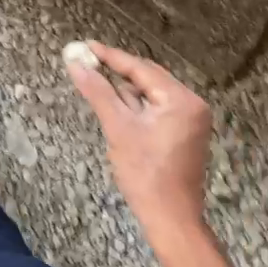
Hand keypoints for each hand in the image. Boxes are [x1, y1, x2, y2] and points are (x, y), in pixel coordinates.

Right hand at [66, 40, 212, 227]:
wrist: (171, 220)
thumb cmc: (145, 174)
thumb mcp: (118, 128)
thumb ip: (98, 91)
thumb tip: (75, 63)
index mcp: (181, 100)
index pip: (140, 69)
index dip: (110, 56)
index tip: (85, 46)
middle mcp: (192, 104)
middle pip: (148, 77)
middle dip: (118, 73)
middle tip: (88, 63)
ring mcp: (192, 120)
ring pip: (151, 93)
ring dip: (126, 91)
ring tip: (100, 86)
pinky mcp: (186, 133)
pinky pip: (157, 108)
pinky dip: (137, 106)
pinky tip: (119, 110)